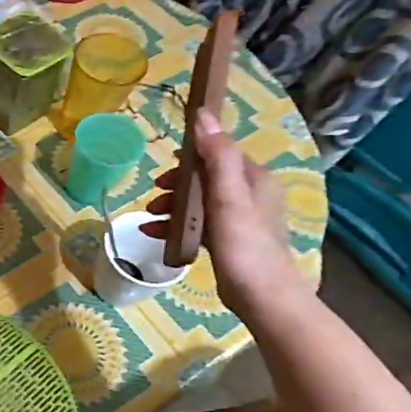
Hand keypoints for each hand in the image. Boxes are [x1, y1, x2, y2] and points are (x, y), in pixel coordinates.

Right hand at [144, 108, 307, 318]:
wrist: (262, 296)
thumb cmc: (244, 244)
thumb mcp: (228, 197)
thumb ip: (217, 156)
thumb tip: (203, 115)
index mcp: (255, 179)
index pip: (220, 154)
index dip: (190, 158)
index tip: (164, 170)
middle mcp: (251, 194)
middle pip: (207, 178)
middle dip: (176, 186)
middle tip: (153, 197)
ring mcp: (241, 219)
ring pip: (200, 201)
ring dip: (173, 206)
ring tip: (149, 219)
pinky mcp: (230, 240)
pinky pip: (199, 223)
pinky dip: (178, 225)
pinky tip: (155, 235)